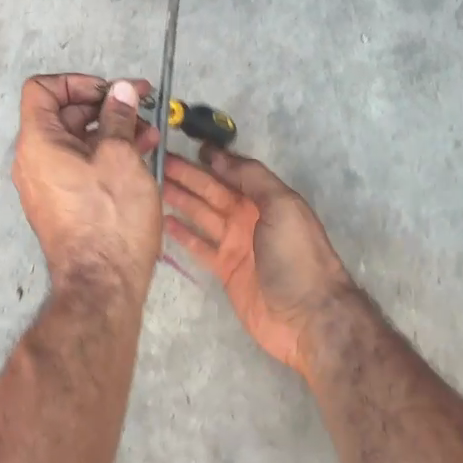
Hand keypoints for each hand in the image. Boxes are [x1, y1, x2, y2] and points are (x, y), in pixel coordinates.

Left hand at [13, 75, 163, 301]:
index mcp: (37, 142)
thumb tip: (121, 90)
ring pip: (77, 140)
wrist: (102, 288)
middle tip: (141, 104)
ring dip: (111, 129)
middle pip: (62, 113)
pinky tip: (142, 153)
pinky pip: (80, 165)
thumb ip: (119, 117)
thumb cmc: (110, 217)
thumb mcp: (120, 157)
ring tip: (150, 130)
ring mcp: (47, 184)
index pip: (42, 89)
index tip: (111, 90)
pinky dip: (106, 154)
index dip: (76, 81)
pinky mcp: (63, 204)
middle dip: (103, 104)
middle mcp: (34, 160)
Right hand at [162, 146, 359, 374]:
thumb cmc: (297, 256)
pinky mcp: (225, 269)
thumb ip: (252, 178)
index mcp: (265, 198)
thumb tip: (220, 156)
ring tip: (154, 185)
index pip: (232, 171)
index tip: (183, 144)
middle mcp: (248, 216)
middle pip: (212, 190)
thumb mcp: (282, 206)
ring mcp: (236, 244)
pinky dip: (182, 233)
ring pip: (201, 214)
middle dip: (187, 175)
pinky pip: (199, 245)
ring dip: (180, 199)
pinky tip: (164, 221)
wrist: (309, 318)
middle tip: (158, 161)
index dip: (210, 159)